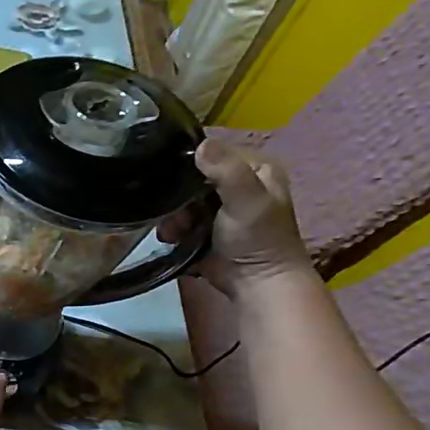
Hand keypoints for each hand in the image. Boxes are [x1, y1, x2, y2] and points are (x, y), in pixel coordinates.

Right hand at [158, 129, 310, 295]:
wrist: (257, 285)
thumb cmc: (258, 239)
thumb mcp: (247, 200)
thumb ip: (227, 170)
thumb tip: (200, 144)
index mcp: (254, 167)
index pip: (214, 150)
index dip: (191, 161)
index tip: (171, 175)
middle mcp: (237, 182)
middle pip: (194, 176)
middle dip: (178, 194)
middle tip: (172, 211)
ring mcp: (219, 207)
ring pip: (183, 199)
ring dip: (173, 214)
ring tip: (173, 231)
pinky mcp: (204, 229)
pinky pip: (181, 219)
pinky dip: (173, 228)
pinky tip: (171, 238)